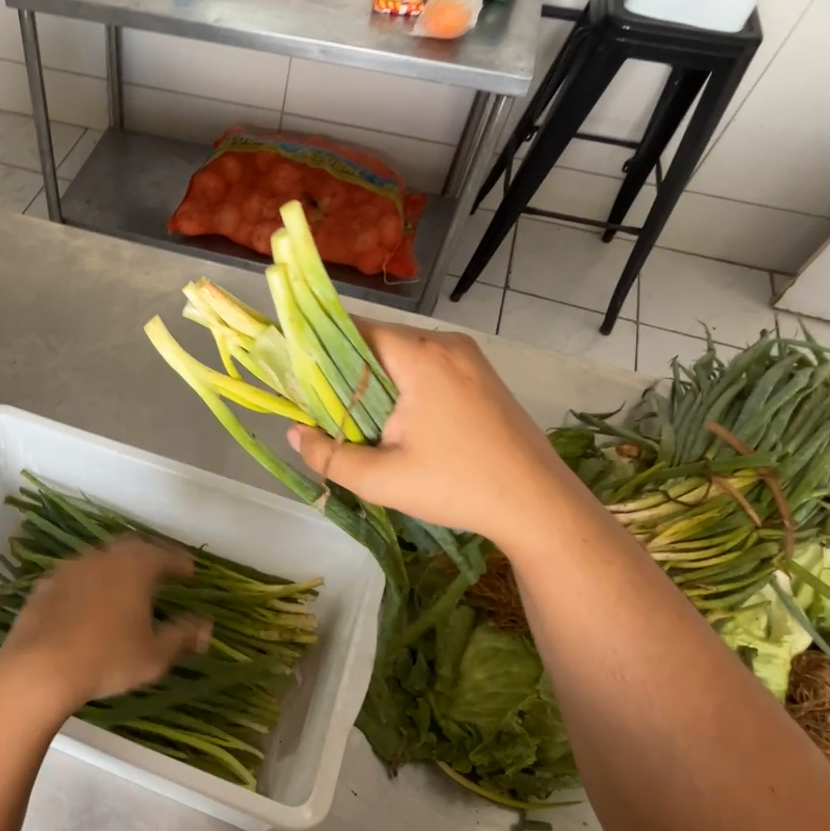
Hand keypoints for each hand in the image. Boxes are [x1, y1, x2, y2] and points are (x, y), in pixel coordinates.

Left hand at [0, 537, 211, 716]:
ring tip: (126, 588)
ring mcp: (71, 567)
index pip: (167, 555)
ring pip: (102, 559)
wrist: (40, 667)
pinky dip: (89, 584)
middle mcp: (104, 556)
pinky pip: (76, 577)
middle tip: (161, 574)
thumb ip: (183, 635)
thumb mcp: (155, 654)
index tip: (191, 573)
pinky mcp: (46, 584)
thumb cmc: (107, 659)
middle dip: (150, 557)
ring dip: (117, 569)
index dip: (181, 564)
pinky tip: (89, 604)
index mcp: (136, 566)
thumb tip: (207, 626)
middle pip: (133, 548)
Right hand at [286, 320, 579, 547]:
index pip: (354, 327)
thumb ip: (328, 455)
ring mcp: (468, 357)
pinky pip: (426, 366)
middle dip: (344, 369)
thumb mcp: (381, 479)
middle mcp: (445, 344)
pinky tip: (394, 421)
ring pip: (402, 354)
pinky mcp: (480, 375)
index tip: (293, 370)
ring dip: (373, 380)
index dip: (318, 344)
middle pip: (377, 340)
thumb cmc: (457, 485)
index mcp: (421, 357)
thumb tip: (294, 433)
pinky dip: (401, 385)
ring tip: (353, 418)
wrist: (536, 502)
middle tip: (319, 405)